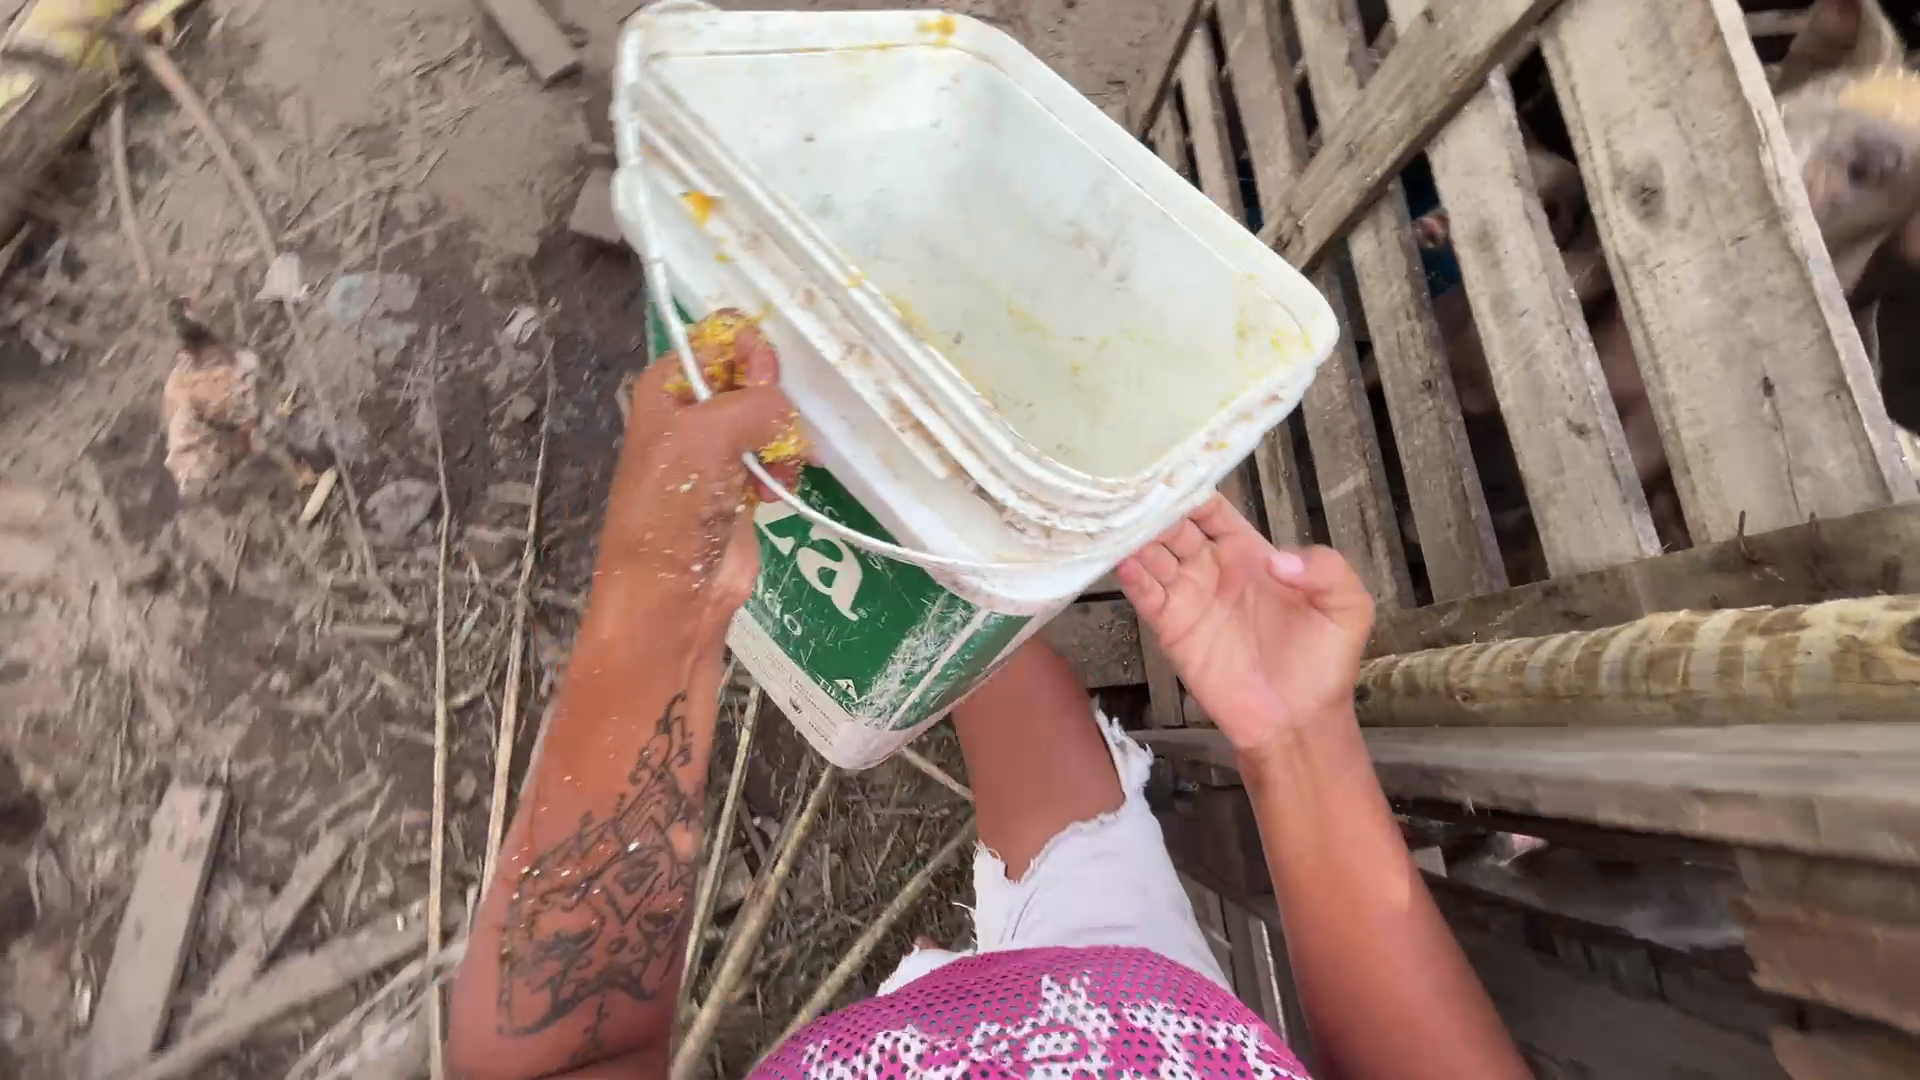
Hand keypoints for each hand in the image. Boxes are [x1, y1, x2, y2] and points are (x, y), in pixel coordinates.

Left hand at [588, 318, 799, 655]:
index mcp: (670, 385)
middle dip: (775, 406)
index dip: (754, 354)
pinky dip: (785, 470)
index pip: (723, 337)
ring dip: (784, 444)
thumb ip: (758, 401)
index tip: (766, 386)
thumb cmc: (676, 504)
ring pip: (774, 421)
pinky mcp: (742, 483)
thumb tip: (788, 411)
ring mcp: (720, 450)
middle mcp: (694, 411)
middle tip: (775, 436)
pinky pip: (778, 457)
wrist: (673, 588)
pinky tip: (777, 492)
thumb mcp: (710, 434)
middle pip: (755, 379)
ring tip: (776, 475)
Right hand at [1116, 496, 1372, 755]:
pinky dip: (1132, 578)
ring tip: (1121, 520)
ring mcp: (1187, 596)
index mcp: (1248, 552)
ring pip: (1153, 555)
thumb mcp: (1348, 607)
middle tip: (1136, 492)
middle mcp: (1211, 567)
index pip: (1212, 510)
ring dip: (1137, 538)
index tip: (1174, 473)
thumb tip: (1277, 559)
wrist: (1297, 721)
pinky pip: (1146, 596)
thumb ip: (1325, 570)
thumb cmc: (1323, 662)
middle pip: (1174, 527)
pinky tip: (1124, 562)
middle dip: (1157, 510)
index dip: (1193, 492)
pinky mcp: (1170, 628)